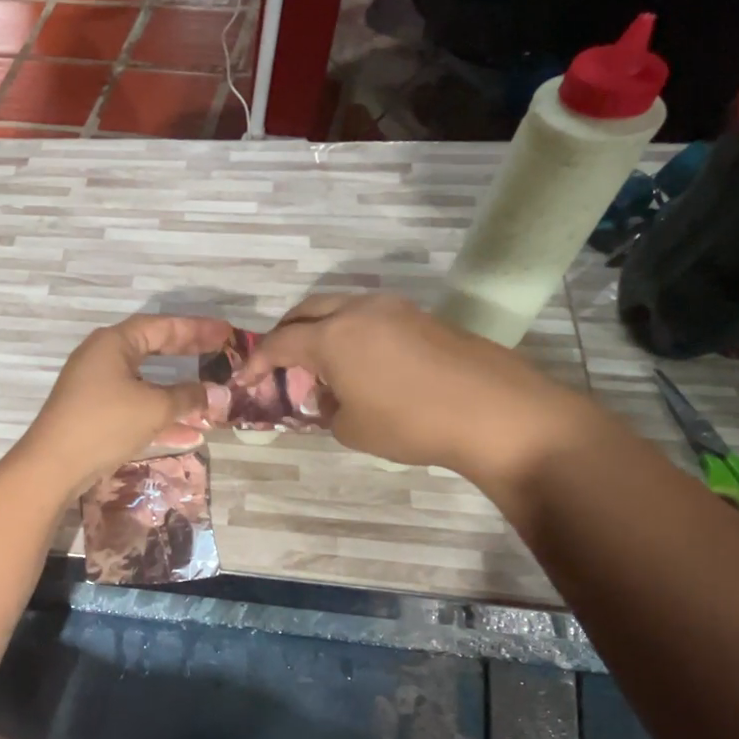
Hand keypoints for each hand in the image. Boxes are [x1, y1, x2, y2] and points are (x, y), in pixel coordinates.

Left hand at [13, 314, 232, 492]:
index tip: (225, 333)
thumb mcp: (154, 407)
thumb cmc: (105, 424)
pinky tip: (191, 435)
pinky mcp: (94, 417)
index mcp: (113, 343)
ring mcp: (95, 389)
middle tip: (219, 356)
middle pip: (152, 351)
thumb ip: (187, 397)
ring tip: (211, 402)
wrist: (54, 466)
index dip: (195, 329)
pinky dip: (159, 419)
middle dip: (187, 357)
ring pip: (145, 385)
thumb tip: (214, 393)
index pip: (161, 326)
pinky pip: (134, 410)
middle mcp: (102, 359)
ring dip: (177, 395)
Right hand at [239, 293, 602, 479]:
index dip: (256, 363)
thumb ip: (329, 407)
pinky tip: (357, 367)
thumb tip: (332, 396)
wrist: (495, 412)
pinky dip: (350, 335)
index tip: (243, 381)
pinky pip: (369, 318)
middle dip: (284, 335)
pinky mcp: (423, 319)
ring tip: (317, 367)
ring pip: (340, 309)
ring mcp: (395, 310)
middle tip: (275, 364)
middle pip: (306, 311)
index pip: (279, 343)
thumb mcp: (351, 428)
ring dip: (319, 331)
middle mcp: (359, 311)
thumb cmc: (411, 423)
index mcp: (332, 336)